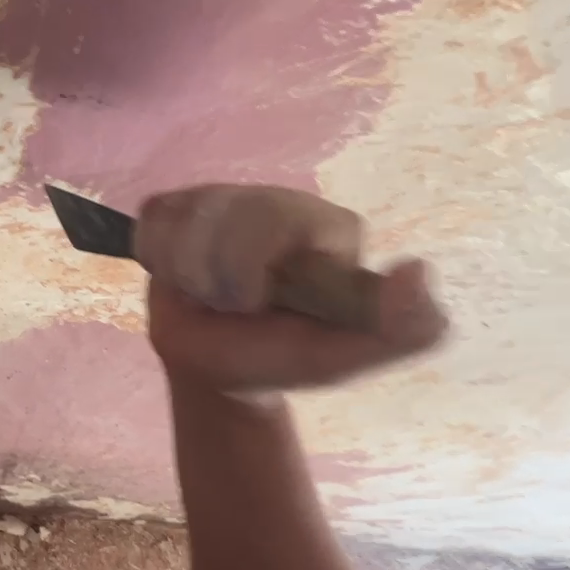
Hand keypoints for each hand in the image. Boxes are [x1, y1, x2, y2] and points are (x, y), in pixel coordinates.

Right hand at [135, 185, 446, 394]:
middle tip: (231, 305)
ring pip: (182, 220)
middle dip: (214, 278)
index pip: (268, 222)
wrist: (211, 371)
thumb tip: (416, 268)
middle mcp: (276, 201)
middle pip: (220, 216)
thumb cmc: (276, 359)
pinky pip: (153, 218)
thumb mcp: (345, 358)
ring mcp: (223, 199)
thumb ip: (403, 327)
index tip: (260, 306)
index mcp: (324, 226)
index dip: (246, 273)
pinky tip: (181, 275)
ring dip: (186, 273)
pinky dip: (159, 257)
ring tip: (207, 293)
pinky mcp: (178, 207)